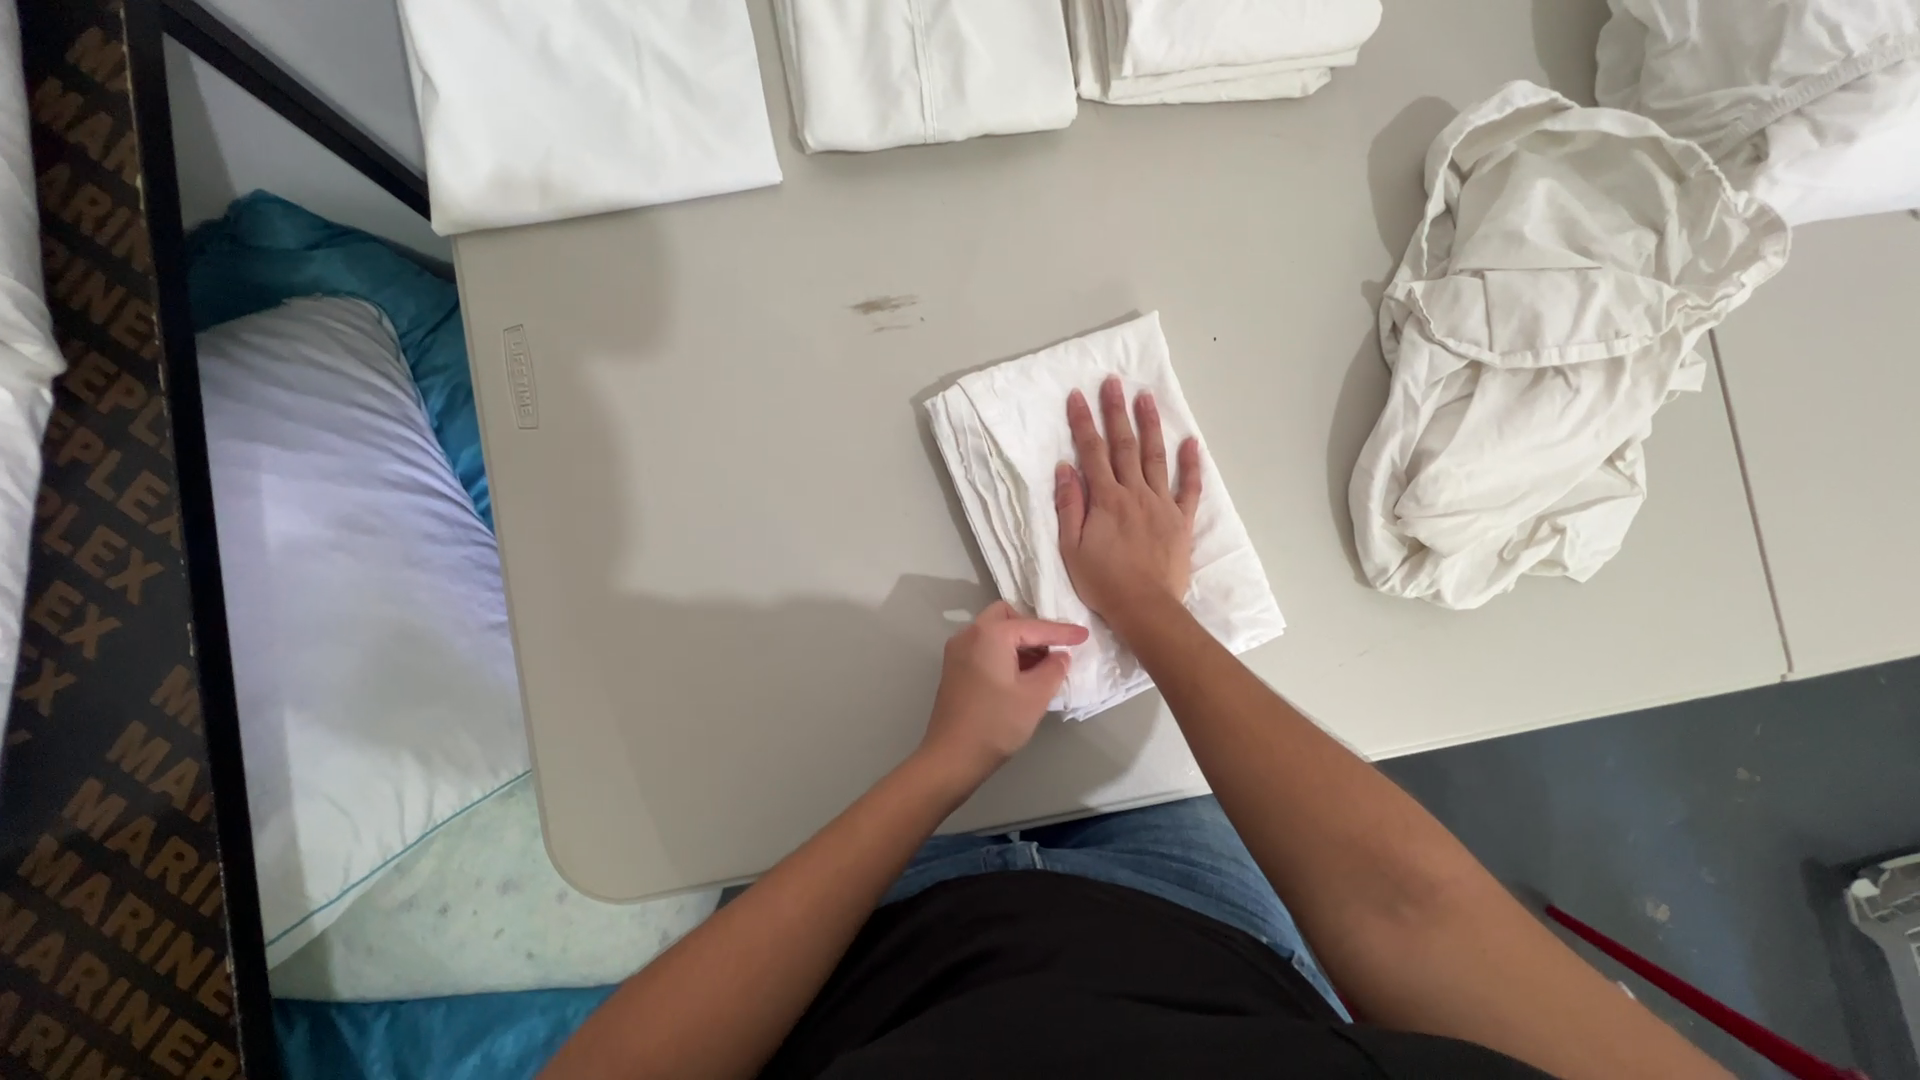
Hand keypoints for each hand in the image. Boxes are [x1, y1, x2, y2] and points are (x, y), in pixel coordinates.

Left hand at [918, 602, 1087, 782]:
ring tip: (1042, 665)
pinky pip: (983, 647)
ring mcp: (957, 651)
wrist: (952, 756)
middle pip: (1006, 617)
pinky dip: (1003, 652)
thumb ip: (1054, 669)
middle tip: (1054, 649)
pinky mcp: (954, 668)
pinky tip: (1020, 675)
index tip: (1083, 635)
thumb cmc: (996, 724)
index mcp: (989, 635)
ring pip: (993, 632)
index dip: (1061, 632)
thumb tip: (1061, 656)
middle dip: (1033, 629)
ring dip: (1018, 642)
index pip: (1033, 626)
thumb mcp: (1035, 696)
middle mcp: (969, 635)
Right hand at [1056, 376, 1200, 628]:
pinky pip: (1188, 487)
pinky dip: (1190, 464)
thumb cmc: (1102, 581)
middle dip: (1116, 411)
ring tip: (1146, 397)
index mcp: (1106, 499)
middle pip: (1124, 445)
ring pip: (1155, 457)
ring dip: (1150, 425)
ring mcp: (1161, 504)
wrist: (1144, 607)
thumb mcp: (1071, 548)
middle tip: (1113, 382)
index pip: (1091, 451)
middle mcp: (1134, 493)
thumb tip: (1066, 468)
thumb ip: (1069, 505)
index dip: (1083, 422)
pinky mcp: (1181, 520)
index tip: (1077, 396)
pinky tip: (1190, 442)